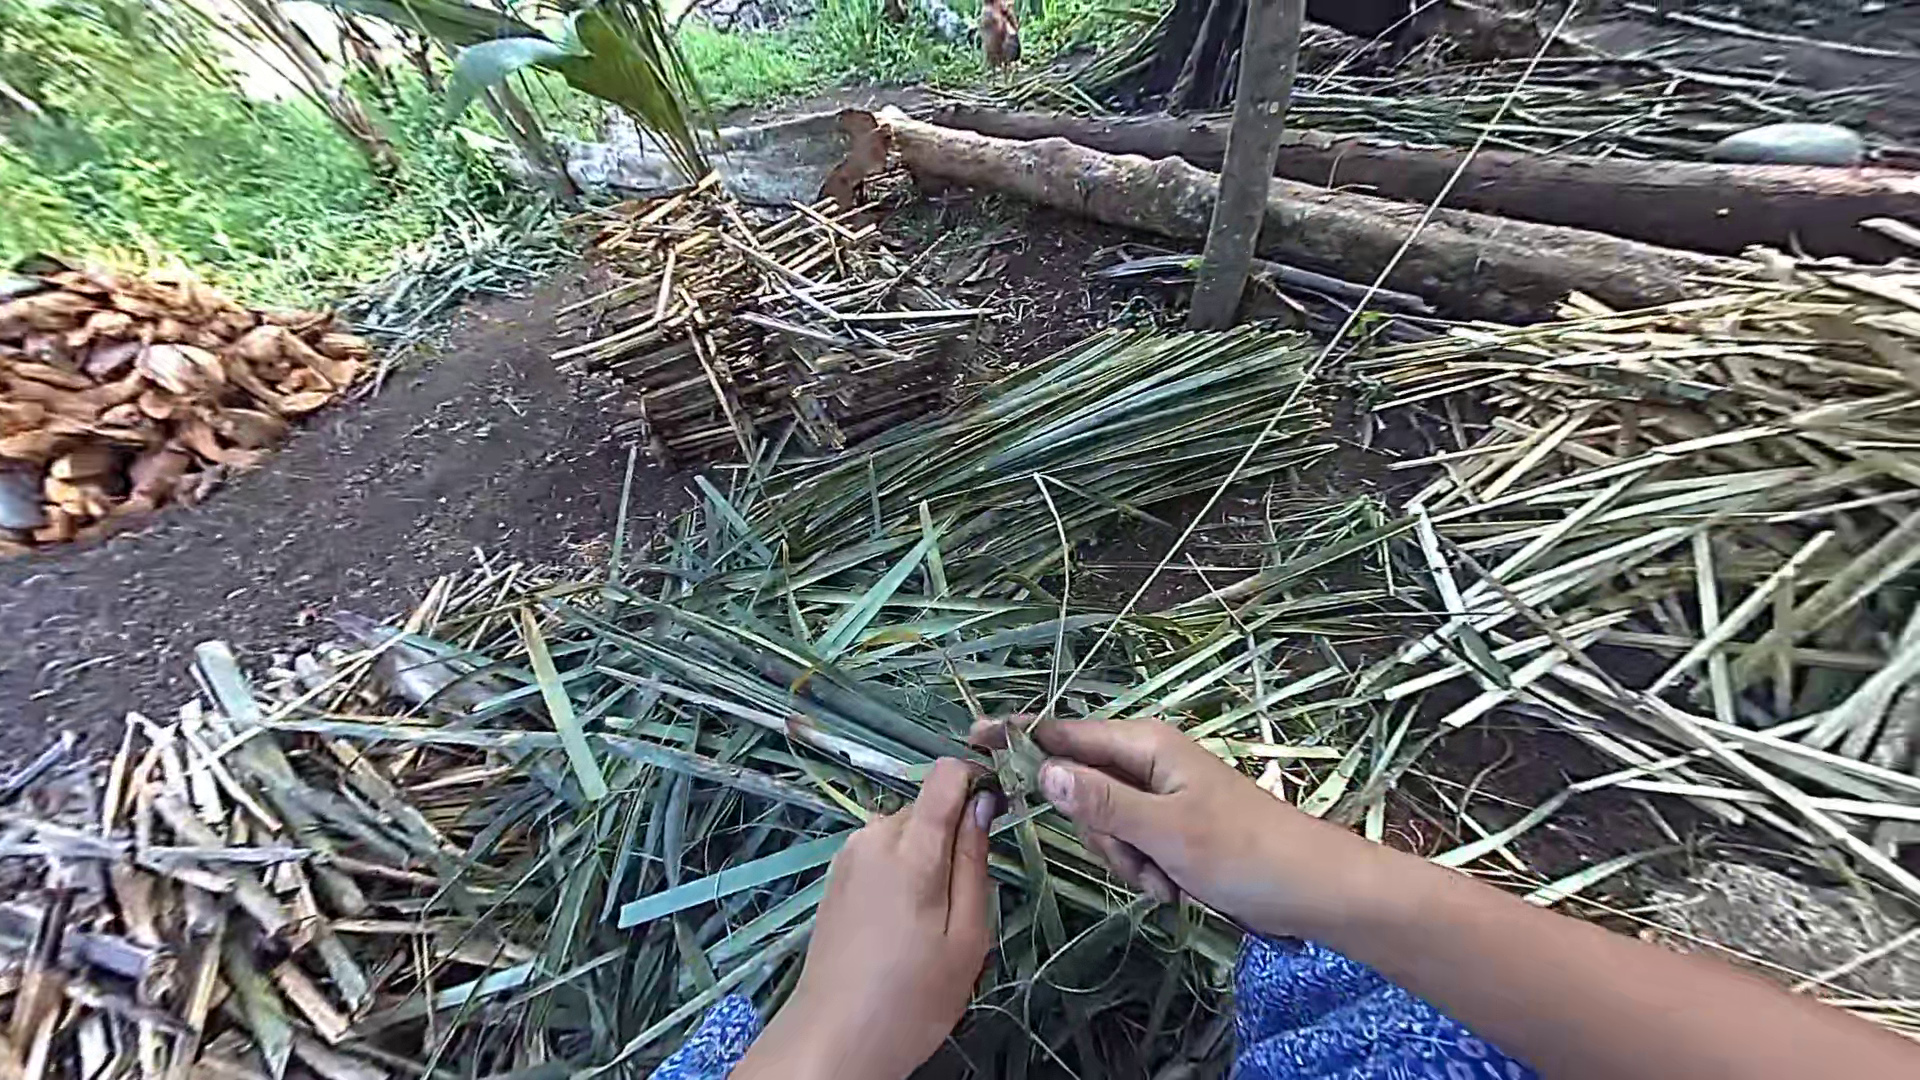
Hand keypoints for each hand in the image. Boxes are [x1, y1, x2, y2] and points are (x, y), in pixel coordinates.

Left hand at [737, 758, 995, 1079]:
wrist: (830, 1042)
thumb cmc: (910, 997)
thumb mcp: (965, 937)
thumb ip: (975, 861)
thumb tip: (983, 802)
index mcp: (911, 847)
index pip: (945, 774)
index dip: (974, 778)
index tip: (992, 808)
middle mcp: (876, 833)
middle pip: (929, 805)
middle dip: (952, 833)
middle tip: (959, 896)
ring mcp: (852, 849)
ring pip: (907, 826)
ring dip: (927, 851)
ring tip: (926, 915)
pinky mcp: (838, 868)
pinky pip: (884, 845)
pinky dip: (901, 864)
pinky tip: (898, 917)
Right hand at [973, 717, 1387, 939]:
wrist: (1315, 892)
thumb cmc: (1244, 851)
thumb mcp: (1166, 830)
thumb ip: (1101, 801)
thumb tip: (1043, 770)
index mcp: (1142, 743)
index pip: (1065, 733)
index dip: (1019, 735)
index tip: (974, 737)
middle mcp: (1143, 760)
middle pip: (1080, 787)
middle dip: (1099, 831)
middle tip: (1137, 859)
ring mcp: (1155, 793)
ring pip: (1102, 822)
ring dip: (1125, 857)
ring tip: (1166, 879)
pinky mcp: (1165, 823)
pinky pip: (1127, 842)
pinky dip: (1142, 868)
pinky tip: (1174, 886)